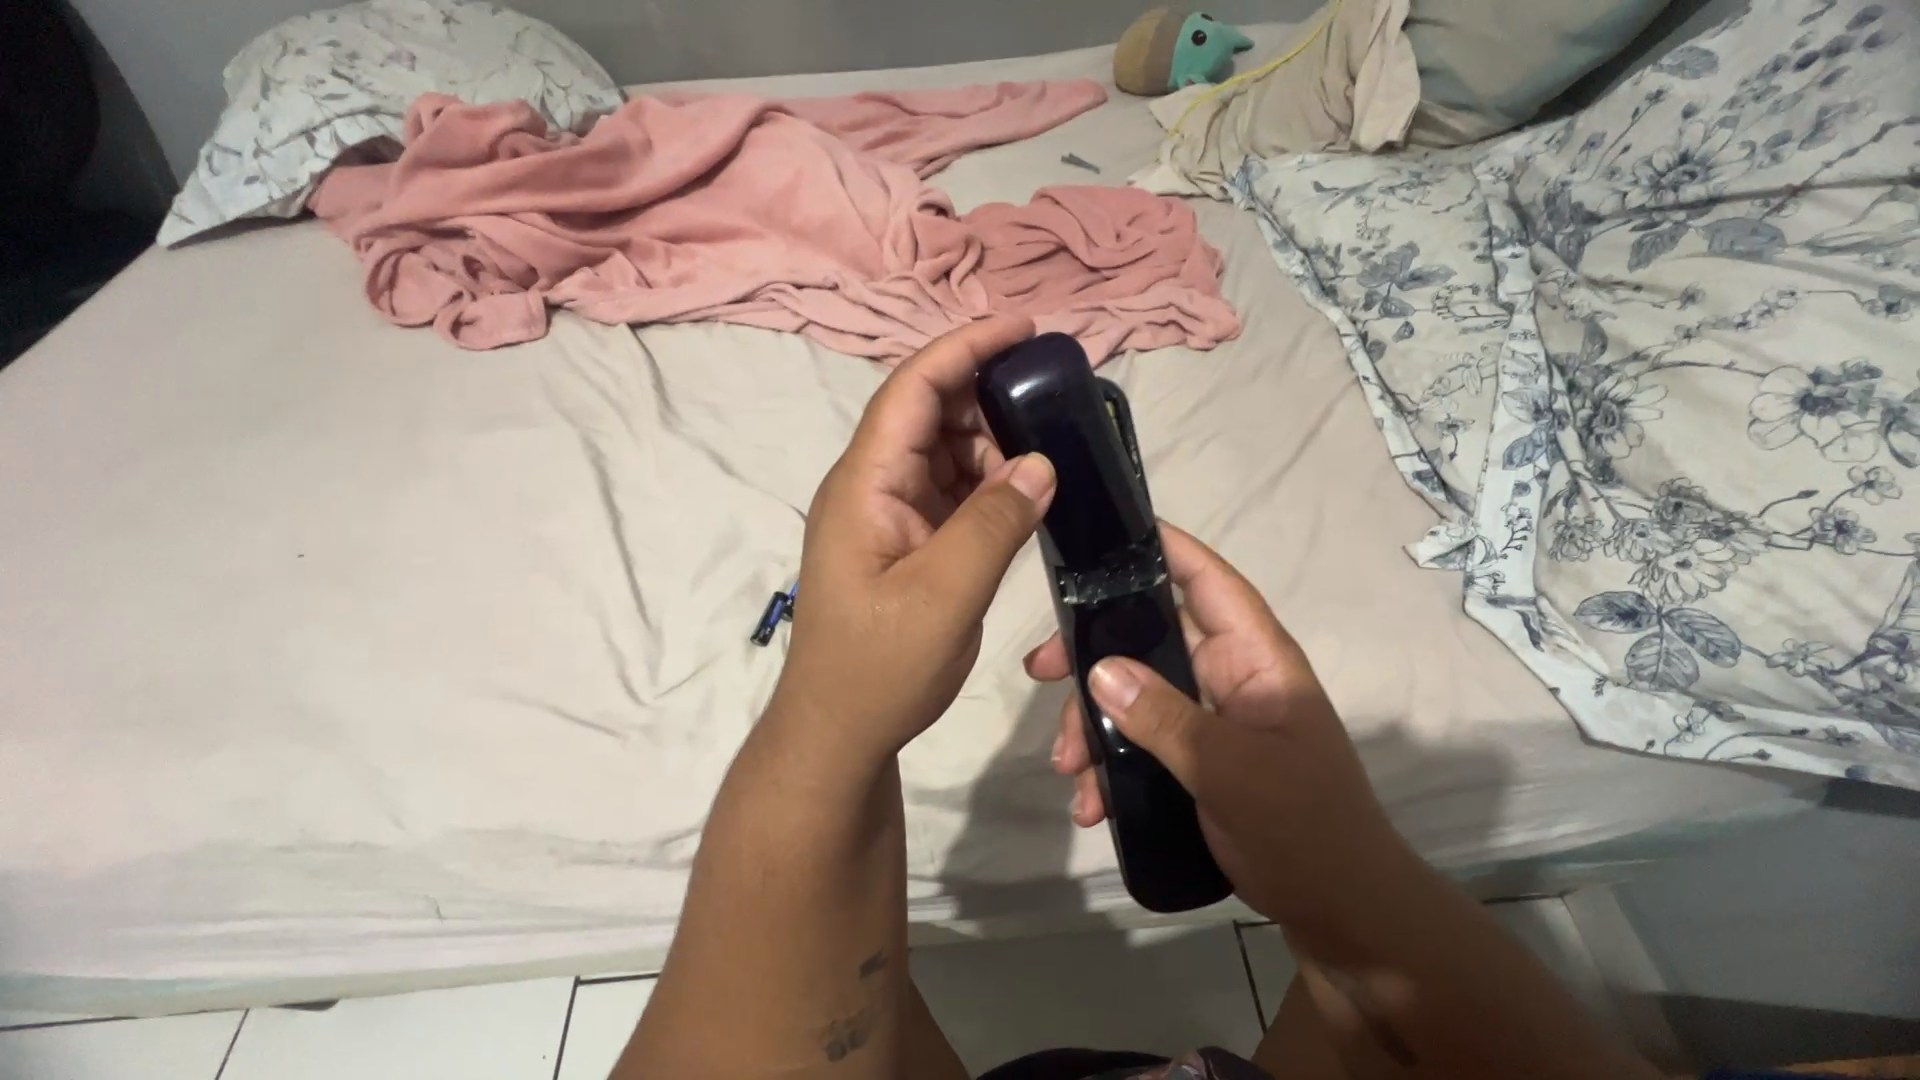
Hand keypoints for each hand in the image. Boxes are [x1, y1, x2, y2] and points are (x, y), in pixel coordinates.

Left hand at [771, 316, 1057, 762]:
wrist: (840, 731)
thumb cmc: (879, 668)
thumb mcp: (943, 597)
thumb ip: (994, 524)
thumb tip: (1040, 463)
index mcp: (865, 485)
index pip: (912, 391)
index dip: (964, 349)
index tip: (1024, 330)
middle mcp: (872, 487)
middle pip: (929, 415)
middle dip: (988, 401)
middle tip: (1051, 411)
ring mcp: (888, 515)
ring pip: (944, 454)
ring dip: (992, 449)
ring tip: (1044, 462)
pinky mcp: (906, 542)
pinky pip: (952, 494)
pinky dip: (989, 487)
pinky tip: (1024, 497)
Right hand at [1025, 524, 1417, 930]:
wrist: (1341, 913)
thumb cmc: (1305, 828)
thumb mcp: (1233, 771)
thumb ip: (1165, 717)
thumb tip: (1098, 667)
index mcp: (1255, 659)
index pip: (1209, 582)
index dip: (1165, 550)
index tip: (1104, 538)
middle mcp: (1227, 678)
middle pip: (1149, 639)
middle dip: (1093, 657)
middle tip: (1041, 672)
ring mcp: (1209, 719)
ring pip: (1133, 695)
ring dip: (1093, 726)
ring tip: (1068, 768)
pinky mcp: (1194, 759)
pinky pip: (1138, 743)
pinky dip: (1108, 766)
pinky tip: (1090, 803)